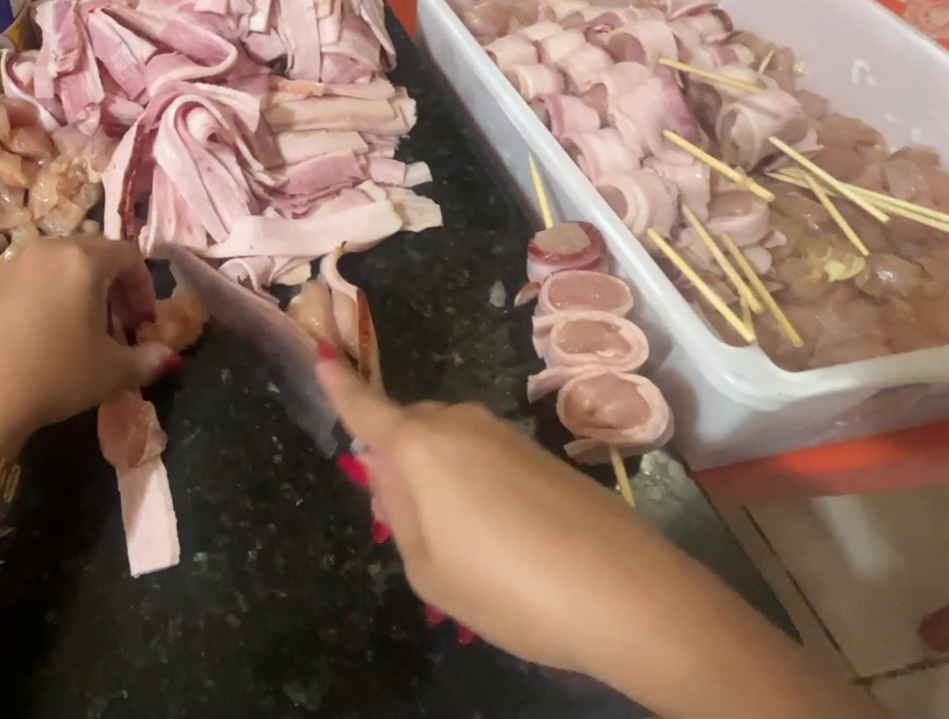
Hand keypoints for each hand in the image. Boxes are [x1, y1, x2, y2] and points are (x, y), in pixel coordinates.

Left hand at [0, 236, 172, 451]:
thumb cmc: (54, 377)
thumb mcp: (111, 373)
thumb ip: (147, 359)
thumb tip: (167, 357)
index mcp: (83, 261)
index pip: (128, 255)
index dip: (144, 287)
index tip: (144, 322)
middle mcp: (47, 250)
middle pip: (93, 253)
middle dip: (114, 285)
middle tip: (118, 324)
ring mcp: (12, 264)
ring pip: (59, 264)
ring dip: (80, 289)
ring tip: (81, 329)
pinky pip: (29, 279)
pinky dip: (47, 295)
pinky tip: (42, 334)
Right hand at [318, 359, 714, 678]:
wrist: (628, 592)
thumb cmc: (508, 586)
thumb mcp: (428, 567)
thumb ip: (398, 514)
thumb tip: (393, 478)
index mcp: (417, 446)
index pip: (364, 408)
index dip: (339, 386)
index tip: (320, 356)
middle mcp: (456, 423)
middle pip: (407, 428)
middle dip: (396, 460)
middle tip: (409, 521)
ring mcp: (502, 433)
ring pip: (446, 442)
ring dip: (439, 475)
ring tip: (466, 541)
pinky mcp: (538, 451)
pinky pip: (483, 455)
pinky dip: (476, 482)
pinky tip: (506, 536)